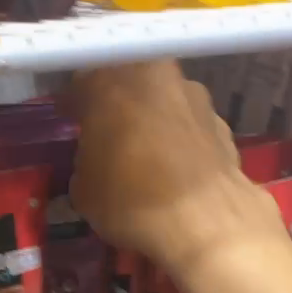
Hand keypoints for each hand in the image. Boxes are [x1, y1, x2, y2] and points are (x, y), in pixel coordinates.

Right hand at [64, 61, 280, 277]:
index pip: (80, 84)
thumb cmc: (130, 200)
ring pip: (161, 100)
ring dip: (151, 119)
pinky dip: (179, 139)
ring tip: (146, 156)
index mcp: (108, 84)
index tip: (71, 123)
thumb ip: (84, 164)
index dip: (74, 107)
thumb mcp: (84, 192)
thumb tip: (93, 162)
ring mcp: (192, 92)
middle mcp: (152, 74)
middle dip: (116, 106)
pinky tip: (175, 170)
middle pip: (127, 83)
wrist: (201, 218)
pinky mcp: (220, 118)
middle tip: (108, 137)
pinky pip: (188, 124)